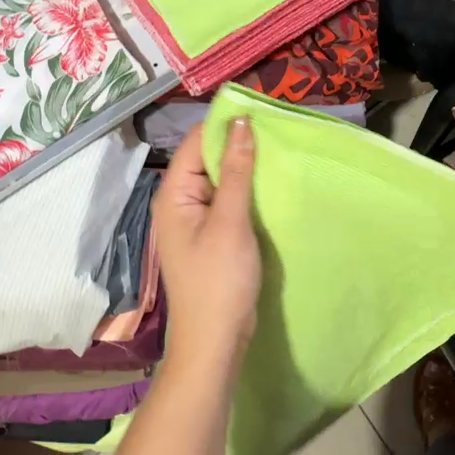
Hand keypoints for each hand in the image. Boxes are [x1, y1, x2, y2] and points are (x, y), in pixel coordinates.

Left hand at [154, 118, 260, 372]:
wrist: (215, 343)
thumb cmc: (219, 281)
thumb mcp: (231, 221)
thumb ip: (236, 170)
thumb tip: (241, 122)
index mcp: (174, 193)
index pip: (198, 141)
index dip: (226, 124)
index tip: (262, 111)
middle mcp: (180, 201)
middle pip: (208, 157)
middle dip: (239, 143)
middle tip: (278, 130)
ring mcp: (195, 219)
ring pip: (221, 178)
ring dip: (245, 167)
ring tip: (280, 151)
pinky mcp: (212, 235)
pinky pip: (228, 200)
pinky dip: (246, 190)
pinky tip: (271, 185)